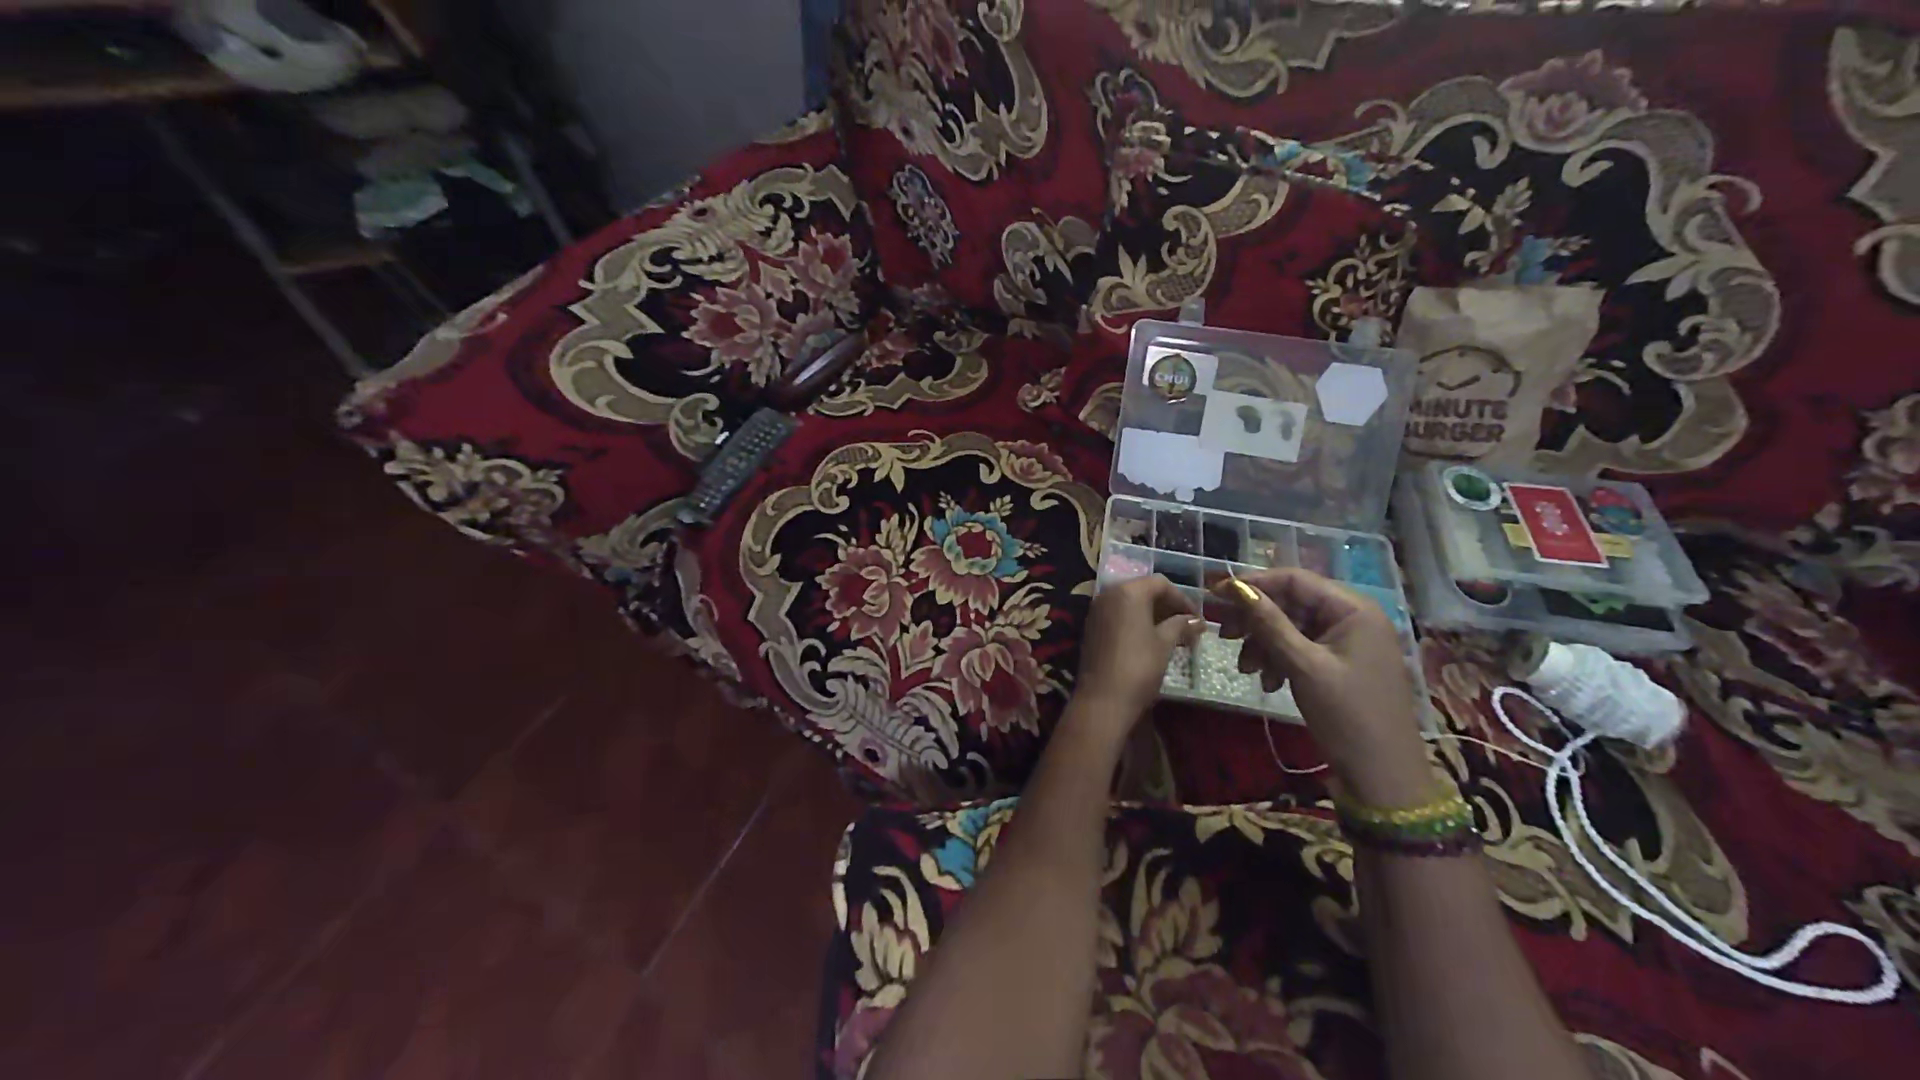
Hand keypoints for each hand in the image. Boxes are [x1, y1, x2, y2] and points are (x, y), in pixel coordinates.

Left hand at [1072, 575, 1204, 743]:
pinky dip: (1134, 621)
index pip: (1160, 583)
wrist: (1102, 699)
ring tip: (1171, 633)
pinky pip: (1117, 615)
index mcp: (1128, 592)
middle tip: (1186, 625)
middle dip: (1166, 605)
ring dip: (1151, 613)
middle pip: (1143, 590)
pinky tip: (1149, 639)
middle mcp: (1108, 594)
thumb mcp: (1165, 644)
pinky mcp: (1091, 627)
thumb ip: (1181, 625)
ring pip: (1129, 603)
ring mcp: (1096, 610)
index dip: (1182, 598)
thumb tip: (1198, 620)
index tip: (1196, 617)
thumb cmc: (1139, 666)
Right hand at [1211, 569, 1437, 806]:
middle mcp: (1353, 618)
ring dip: (1264, 644)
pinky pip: (1301, 648)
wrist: (1384, 776)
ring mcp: (1349, 642)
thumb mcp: (1303, 666)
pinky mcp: (1342, 665)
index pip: (1294, 579)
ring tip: (1246, 669)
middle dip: (1256, 619)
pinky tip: (1268, 682)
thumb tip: (1235, 587)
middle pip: (1292, 602)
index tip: (1214, 595)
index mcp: (1353, 609)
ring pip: (1292, 627)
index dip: (1253, 584)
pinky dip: (1279, 660)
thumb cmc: (1347, 715)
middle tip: (1223, 635)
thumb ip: (1269, 623)